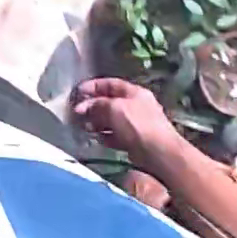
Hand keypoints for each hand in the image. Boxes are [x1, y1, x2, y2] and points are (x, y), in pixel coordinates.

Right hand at [70, 78, 187, 165]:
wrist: (159, 153)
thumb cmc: (137, 124)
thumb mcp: (114, 108)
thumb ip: (97, 104)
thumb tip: (84, 106)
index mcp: (134, 92)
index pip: (110, 84)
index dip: (92, 86)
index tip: (78, 92)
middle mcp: (135, 106)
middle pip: (108, 102)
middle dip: (92, 106)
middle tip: (78, 112)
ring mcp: (135, 124)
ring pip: (110, 120)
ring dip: (96, 123)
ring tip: (85, 127)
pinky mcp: (134, 140)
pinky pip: (115, 135)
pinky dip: (105, 136)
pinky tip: (98, 138)